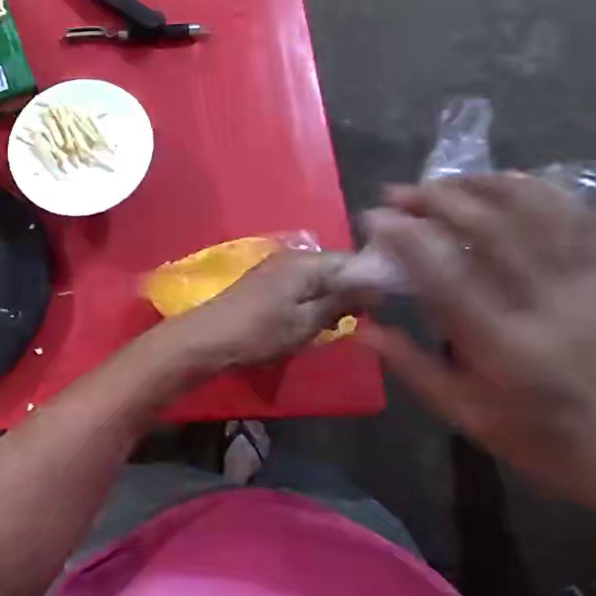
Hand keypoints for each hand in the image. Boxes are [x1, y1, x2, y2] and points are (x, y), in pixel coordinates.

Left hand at [147, 250, 357, 376]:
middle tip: (365, 318)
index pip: (354, 260)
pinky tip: (317, 320)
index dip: (374, 279)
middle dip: (354, 289)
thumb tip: (374, 288)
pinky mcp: (268, 281)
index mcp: (307, 262)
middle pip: (337, 267)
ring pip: (320, 277)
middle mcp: (294, 256)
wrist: (207, 339)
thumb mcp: (305, 324)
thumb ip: (340, 303)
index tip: (388, 302)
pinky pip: (303, 284)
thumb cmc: (259, 333)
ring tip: (343, 322)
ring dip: (334, 297)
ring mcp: (278, 267)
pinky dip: (315, 300)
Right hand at [361, 172, 595, 490]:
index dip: (406, 239)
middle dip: (437, 199)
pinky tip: (506, 183)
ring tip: (446, 181)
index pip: (446, 277)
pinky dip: (537, 190)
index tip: (375, 218)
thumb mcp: (467, 417)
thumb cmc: (542, 440)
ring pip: (534, 211)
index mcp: (504, 349)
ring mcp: (583, 286)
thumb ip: (412, 367)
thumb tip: (362, 328)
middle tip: (400, 193)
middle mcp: (545, 307)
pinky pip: (576, 216)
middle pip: (490, 229)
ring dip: (483, 184)